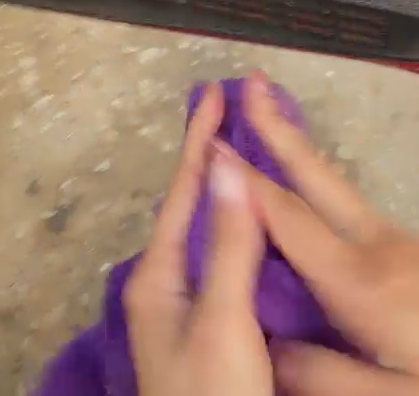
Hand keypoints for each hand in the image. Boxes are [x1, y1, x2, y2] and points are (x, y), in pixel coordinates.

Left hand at [126, 82, 274, 395]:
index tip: (215, 93)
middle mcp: (166, 284)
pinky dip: (239, 224)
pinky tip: (259, 222)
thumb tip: (229, 165)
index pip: (184, 190)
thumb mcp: (222, 320)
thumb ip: (228, 245)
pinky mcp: (207, 325)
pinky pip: (223, 256)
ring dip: (226, 187)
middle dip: (214, 155)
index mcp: (159, 277)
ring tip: (250, 152)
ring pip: (208, 230)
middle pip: (192, 204)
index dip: (200, 139)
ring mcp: (186, 307)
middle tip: (240, 115)